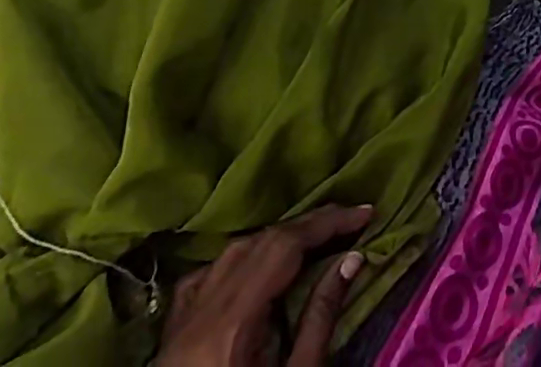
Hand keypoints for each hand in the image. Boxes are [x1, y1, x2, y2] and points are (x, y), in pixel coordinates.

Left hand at [155, 205, 374, 366]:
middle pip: (262, 241)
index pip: (285, 247)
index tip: (366, 213)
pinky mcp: (174, 328)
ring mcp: (182, 317)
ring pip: (235, 250)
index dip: (327, 223)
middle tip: (352, 219)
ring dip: (279, 237)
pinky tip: (262, 263)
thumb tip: (352, 260)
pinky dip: (244, 257)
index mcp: (232, 326)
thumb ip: (320, 319)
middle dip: (310, 224)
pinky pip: (211, 272)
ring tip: (318, 236)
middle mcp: (203, 309)